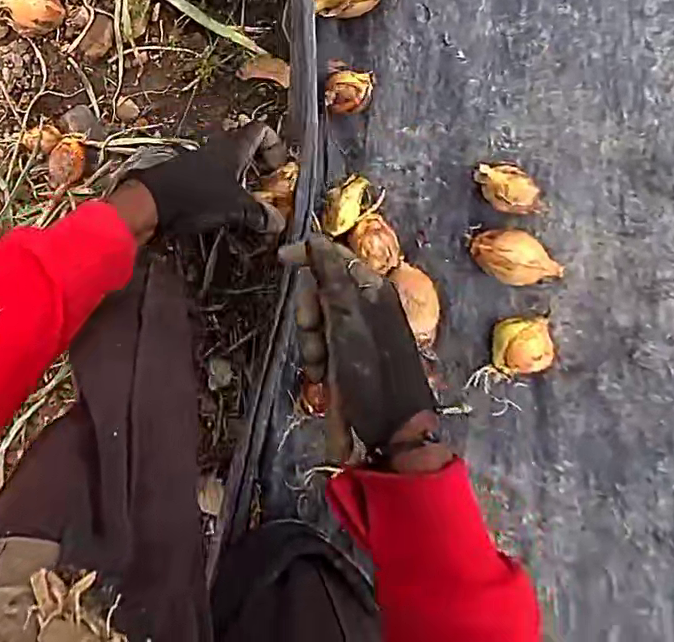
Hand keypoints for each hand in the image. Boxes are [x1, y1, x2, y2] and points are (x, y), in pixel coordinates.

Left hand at [120, 122, 281, 237]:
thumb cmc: (194, 196)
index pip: (260, 131)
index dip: (275, 145)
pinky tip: (224, 211)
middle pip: (245, 149)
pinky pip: (213, 179)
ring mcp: (199, 161)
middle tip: (266, 189)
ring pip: (229, 165)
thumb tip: (276, 223)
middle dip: (259, 168)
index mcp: (232, 148)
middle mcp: (217, 149)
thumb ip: (258, 213)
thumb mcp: (234, 207)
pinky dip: (223, 192)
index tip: (279, 168)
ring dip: (241, 182)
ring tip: (248, 205)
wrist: (150, 202)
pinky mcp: (186, 177)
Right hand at [280, 237, 438, 466]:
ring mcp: (358, 334)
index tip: (280, 260)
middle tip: (314, 333)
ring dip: (311, 342)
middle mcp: (366, 306)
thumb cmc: (372, 374)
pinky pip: (321, 346)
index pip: (335, 256)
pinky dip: (317, 361)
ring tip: (322, 366)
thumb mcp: (347, 320)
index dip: (307, 255)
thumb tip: (315, 238)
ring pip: (316, 320)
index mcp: (372, 289)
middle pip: (319, 290)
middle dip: (309, 312)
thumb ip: (330, 276)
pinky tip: (324, 378)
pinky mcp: (350, 358)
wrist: (393, 435)